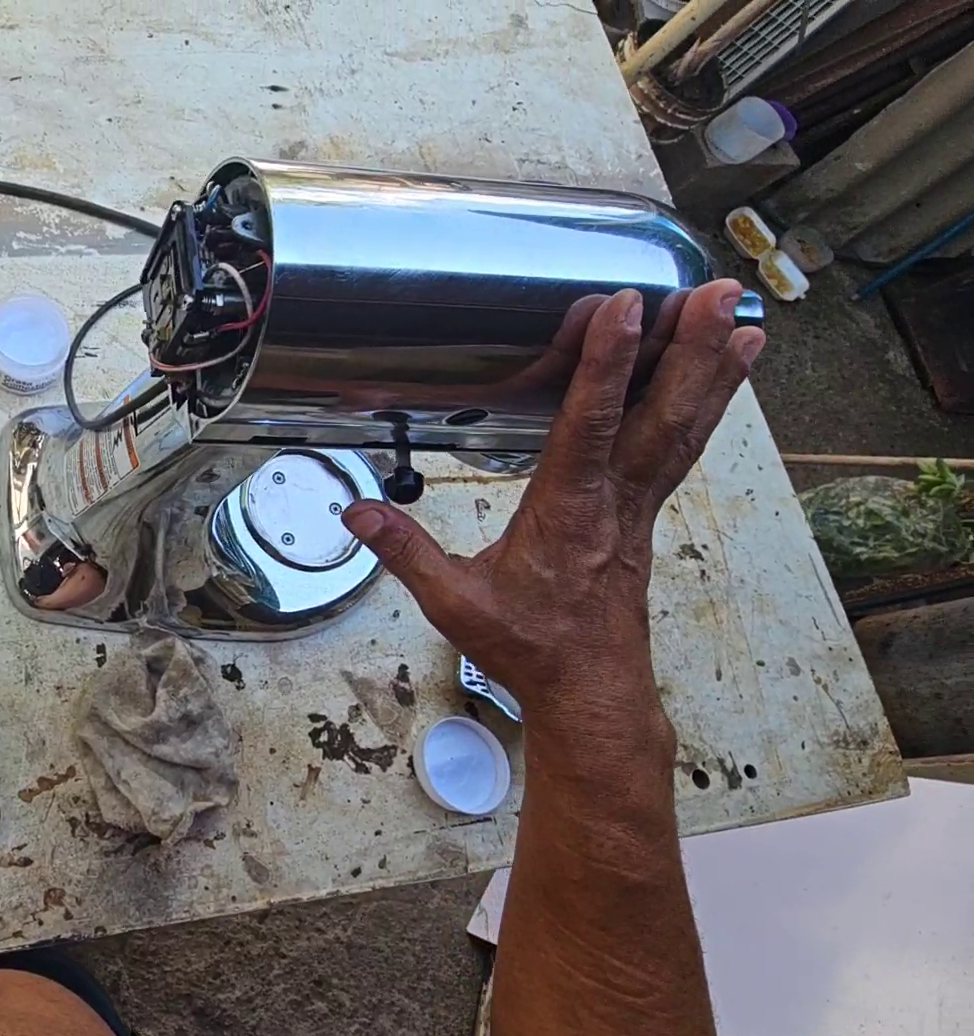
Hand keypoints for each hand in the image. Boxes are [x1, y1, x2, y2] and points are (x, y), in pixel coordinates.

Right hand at [341, 281, 763, 728]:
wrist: (587, 687)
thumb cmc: (527, 644)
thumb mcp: (451, 602)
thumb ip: (404, 551)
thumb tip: (358, 510)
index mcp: (566, 515)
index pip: (589, 428)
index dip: (606, 366)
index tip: (624, 311)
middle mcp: (613, 504)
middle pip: (659, 418)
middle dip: (685, 351)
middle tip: (712, 292)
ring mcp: (636, 510)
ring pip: (682, 431)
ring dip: (708, 373)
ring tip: (734, 317)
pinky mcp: (641, 518)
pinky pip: (679, 452)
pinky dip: (704, 409)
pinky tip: (714, 384)